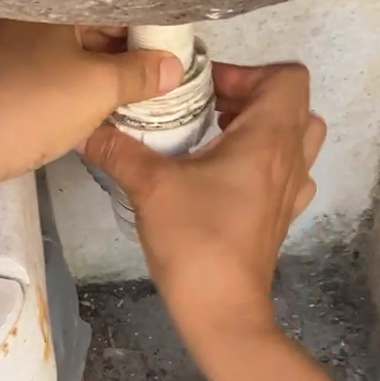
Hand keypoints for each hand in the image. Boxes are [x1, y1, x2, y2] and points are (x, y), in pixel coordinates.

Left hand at [0, 15, 183, 188]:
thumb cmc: (30, 107)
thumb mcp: (98, 90)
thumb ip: (139, 73)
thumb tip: (172, 66)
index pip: (101, 0)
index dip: (131, 28)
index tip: (148, 53)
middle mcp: (5, 1)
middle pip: (65, 17)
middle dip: (97, 43)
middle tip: (124, 74)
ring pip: (31, 35)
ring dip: (60, 55)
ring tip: (84, 83)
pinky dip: (22, 65)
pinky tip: (33, 82)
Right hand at [80, 63, 325, 332]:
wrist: (221, 308)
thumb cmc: (195, 240)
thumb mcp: (149, 187)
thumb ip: (117, 151)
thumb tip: (84, 128)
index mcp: (270, 137)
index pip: (284, 76)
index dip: (244, 72)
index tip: (200, 90)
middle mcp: (290, 158)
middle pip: (291, 104)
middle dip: (248, 97)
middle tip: (204, 110)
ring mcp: (290, 191)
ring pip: (295, 139)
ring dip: (261, 129)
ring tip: (216, 139)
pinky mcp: (280, 218)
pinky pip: (285, 174)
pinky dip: (263, 164)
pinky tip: (226, 179)